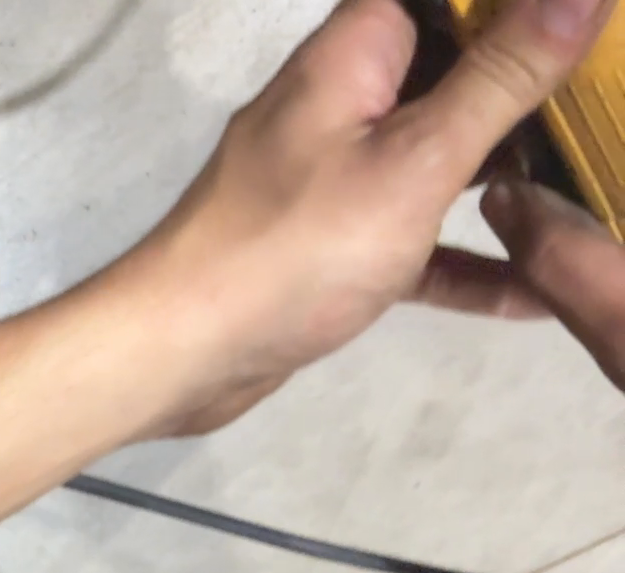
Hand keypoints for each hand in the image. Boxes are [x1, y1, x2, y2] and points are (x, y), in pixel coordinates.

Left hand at [125, 0, 612, 434]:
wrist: (172, 356)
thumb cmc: (285, 252)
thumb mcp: (410, 157)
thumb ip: (498, 75)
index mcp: (340, 67)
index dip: (495, 3)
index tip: (586, 17)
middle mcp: (324, 121)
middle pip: (442, 73)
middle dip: (530, 80)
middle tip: (610, 99)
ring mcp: (318, 195)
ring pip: (430, 165)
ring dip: (509, 174)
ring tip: (598, 179)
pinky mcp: (316, 259)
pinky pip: (403, 248)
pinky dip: (460, 266)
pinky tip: (536, 291)